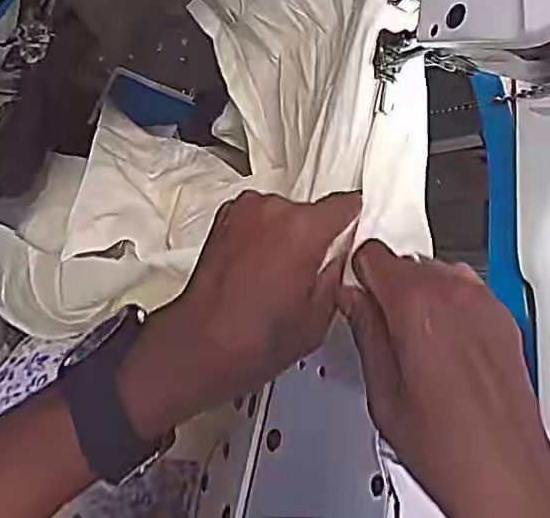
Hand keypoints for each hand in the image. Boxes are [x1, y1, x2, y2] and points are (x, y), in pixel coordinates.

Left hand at [118, 190, 359, 437]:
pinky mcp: (227, 215)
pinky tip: (256, 268)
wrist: (196, 347)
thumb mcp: (317, 319)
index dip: (353, 218)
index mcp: (305, 229)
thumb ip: (337, 275)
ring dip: (285, 234)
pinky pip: (258, 217)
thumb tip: (341, 256)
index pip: (346, 203)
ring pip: (284, 214)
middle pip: (312, 212)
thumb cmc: (249, 341)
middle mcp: (276, 209)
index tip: (353, 228)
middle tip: (307, 272)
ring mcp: (248, 209)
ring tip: (275, 275)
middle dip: (315, 236)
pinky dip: (260, 234)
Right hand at [340, 241, 549, 517]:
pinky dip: (452, 304)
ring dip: (423, 293)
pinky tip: (448, 346)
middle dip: (390, 288)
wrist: (505, 471)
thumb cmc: (450, 447)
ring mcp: (481, 299)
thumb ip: (364, 332)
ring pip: (436, 271)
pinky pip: (466, 289)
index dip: (359, 273)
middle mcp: (452, 291)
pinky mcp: (501, 312)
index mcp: (416, 305)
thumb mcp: (384, 394)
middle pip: (405, 261)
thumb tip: (353, 302)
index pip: (373, 253)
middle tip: (385, 327)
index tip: (358, 292)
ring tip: (419, 342)